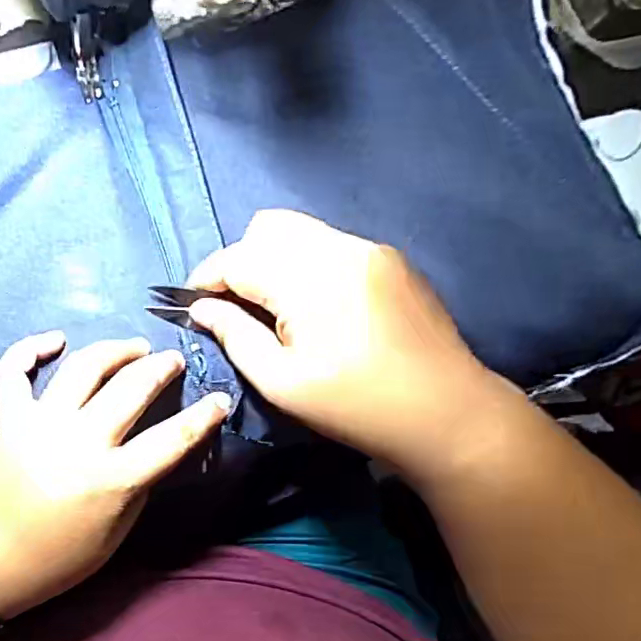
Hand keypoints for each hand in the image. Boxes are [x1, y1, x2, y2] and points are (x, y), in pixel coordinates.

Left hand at [0, 332, 231, 618]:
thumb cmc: (56, 561)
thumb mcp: (114, 536)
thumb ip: (138, 489)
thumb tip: (153, 453)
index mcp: (113, 479)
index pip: (173, 439)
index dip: (204, 416)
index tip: (220, 399)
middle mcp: (81, 441)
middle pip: (133, 387)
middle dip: (162, 367)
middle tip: (172, 361)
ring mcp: (41, 423)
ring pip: (85, 366)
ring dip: (116, 349)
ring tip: (134, 347)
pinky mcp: (7, 417)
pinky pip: (14, 370)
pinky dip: (32, 348)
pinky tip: (57, 340)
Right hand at [184, 209, 518, 480]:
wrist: (447, 412)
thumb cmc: (357, 407)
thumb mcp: (283, 383)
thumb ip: (237, 337)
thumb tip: (202, 309)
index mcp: (311, 279)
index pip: (239, 257)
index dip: (206, 278)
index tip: (192, 304)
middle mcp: (340, 248)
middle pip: (268, 228)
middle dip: (240, 262)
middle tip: (237, 309)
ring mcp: (371, 250)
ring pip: (301, 231)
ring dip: (274, 260)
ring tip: (275, 309)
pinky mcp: (391, 260)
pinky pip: (332, 244)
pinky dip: (307, 264)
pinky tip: (317, 307)